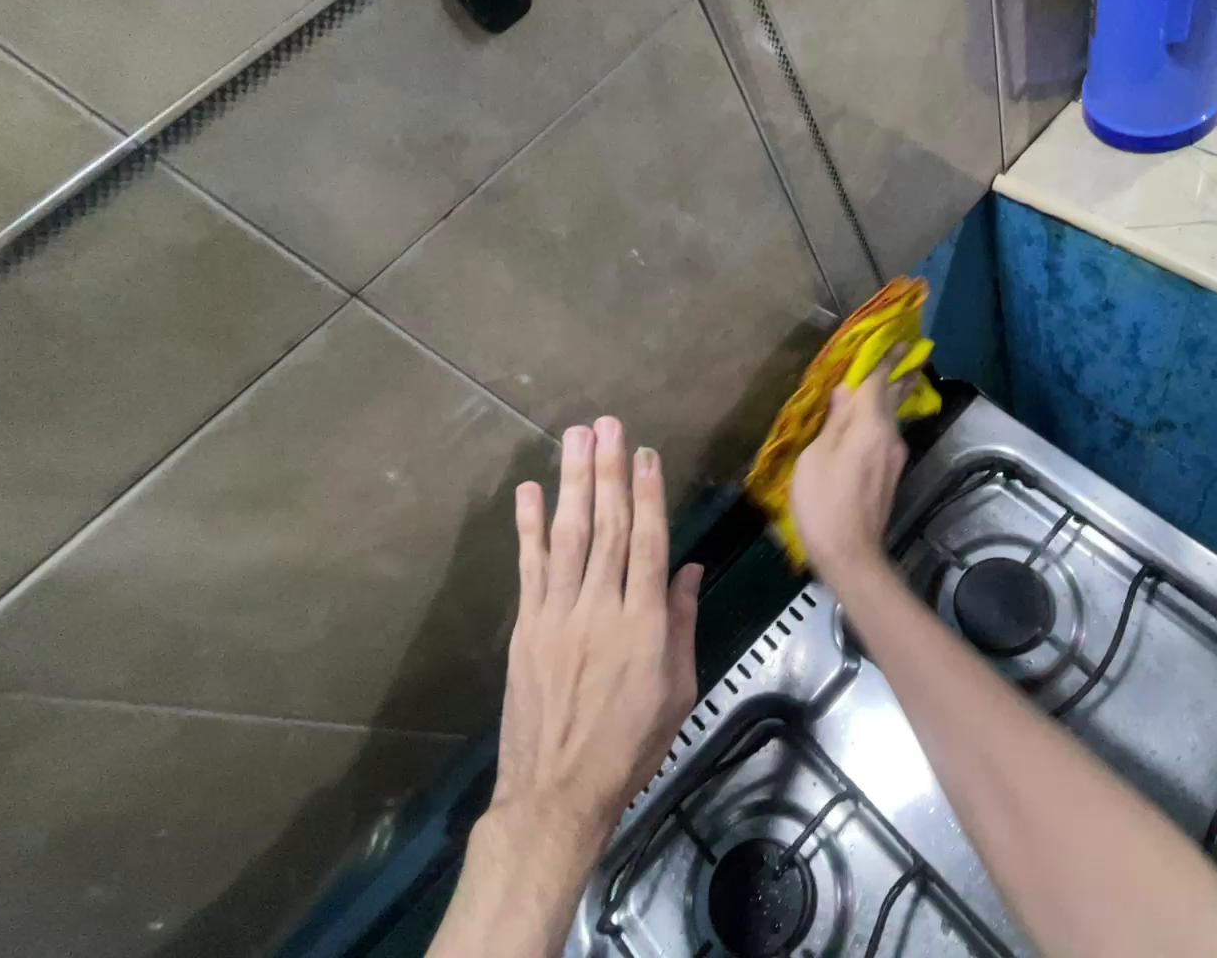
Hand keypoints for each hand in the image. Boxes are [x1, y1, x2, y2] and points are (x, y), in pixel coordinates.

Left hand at [487, 416, 703, 862]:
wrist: (559, 790)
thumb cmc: (633, 742)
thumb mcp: (679, 687)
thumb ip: (683, 623)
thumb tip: (689, 570)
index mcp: (645, 623)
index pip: (648, 543)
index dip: (647, 494)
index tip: (645, 454)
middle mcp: (600, 608)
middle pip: (607, 528)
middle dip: (607, 472)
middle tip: (606, 426)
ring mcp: (557, 615)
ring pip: (568, 537)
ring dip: (571, 485)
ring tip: (574, 441)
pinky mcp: (527, 628)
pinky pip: (529, 569)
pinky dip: (528, 528)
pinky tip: (529, 493)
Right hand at [790, 351, 909, 580]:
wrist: (851, 554)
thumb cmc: (824, 504)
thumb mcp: (816, 459)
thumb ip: (833, 422)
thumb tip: (845, 393)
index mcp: (870, 427)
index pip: (880, 383)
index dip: (885, 360)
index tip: (897, 340)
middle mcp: (890, 438)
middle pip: (895, 398)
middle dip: (899, 375)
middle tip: (905, 354)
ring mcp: (894, 458)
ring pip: (892, 418)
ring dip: (891, 398)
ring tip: (888, 381)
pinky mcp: (890, 475)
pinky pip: (887, 436)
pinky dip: (881, 420)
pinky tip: (872, 420)